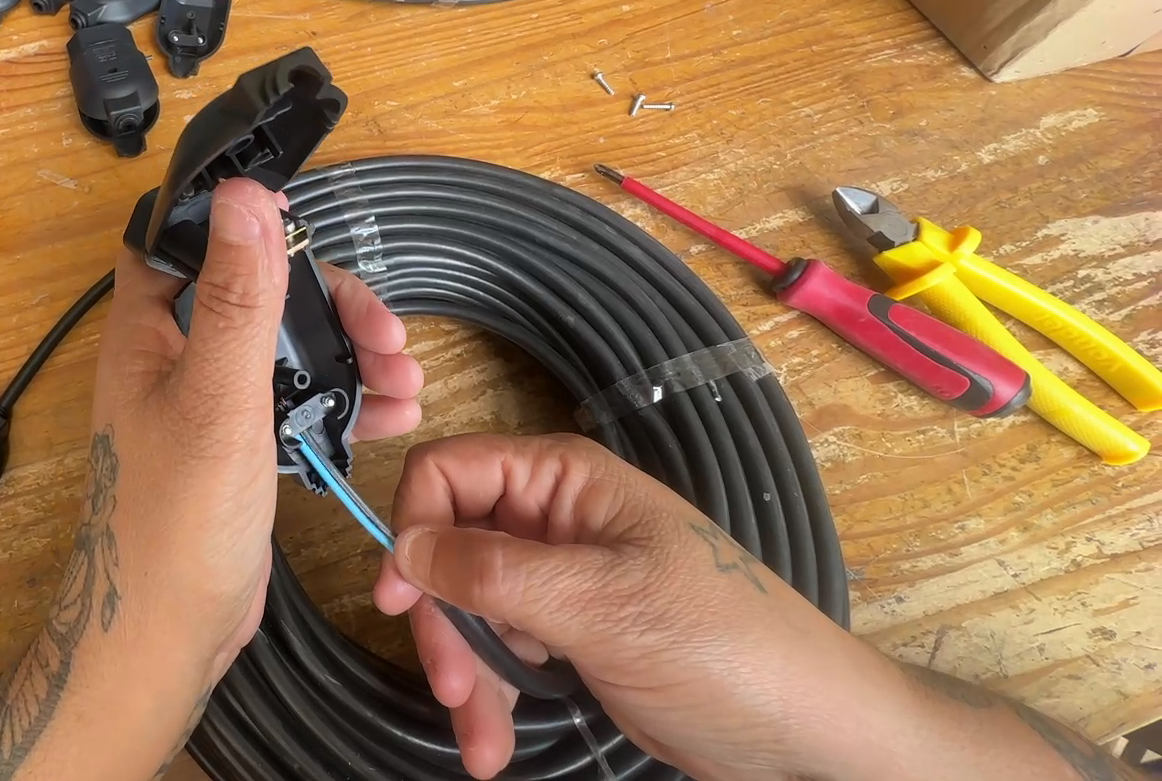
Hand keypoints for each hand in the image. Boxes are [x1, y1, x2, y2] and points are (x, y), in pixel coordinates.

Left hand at [92, 178, 422, 684]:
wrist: (171, 633)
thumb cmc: (180, 516)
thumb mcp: (218, 397)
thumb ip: (238, 297)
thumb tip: (245, 195)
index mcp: (148, 329)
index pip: (187, 241)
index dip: (238, 220)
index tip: (302, 222)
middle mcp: (175, 353)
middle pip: (257, 291)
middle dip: (327, 303)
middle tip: (389, 330)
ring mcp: (211, 397)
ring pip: (286, 344)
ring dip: (347, 350)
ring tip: (407, 376)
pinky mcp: (240, 437)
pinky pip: (295, 395)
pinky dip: (341, 396)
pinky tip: (393, 412)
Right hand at [373, 433, 897, 780]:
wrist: (817, 742)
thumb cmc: (719, 648)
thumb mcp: (601, 606)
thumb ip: (492, 571)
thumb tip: (402, 548)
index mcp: (556, 478)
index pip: (447, 472)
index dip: (412, 523)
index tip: (398, 595)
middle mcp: (545, 513)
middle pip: (449, 544)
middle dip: (444, 618)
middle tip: (450, 686)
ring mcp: (552, 572)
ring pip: (466, 601)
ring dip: (465, 668)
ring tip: (480, 738)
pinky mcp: (561, 625)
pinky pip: (498, 643)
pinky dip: (490, 691)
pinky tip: (494, 743)